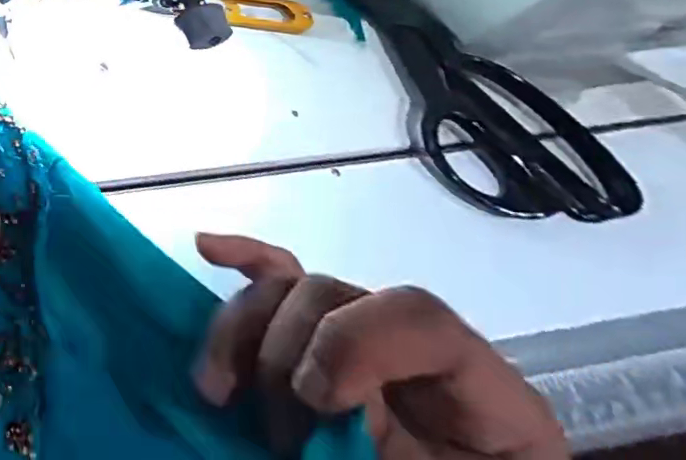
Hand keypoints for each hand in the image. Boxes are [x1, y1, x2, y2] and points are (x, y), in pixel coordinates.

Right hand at [192, 234, 565, 459]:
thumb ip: (383, 449)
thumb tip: (315, 412)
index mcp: (479, 391)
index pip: (418, 319)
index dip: (355, 342)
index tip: (318, 403)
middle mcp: (409, 342)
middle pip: (330, 297)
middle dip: (285, 359)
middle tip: (279, 438)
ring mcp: (358, 331)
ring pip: (284, 289)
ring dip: (241, 334)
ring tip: (221, 391)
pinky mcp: (316, 336)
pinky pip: (275, 277)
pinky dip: (240, 261)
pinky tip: (206, 247)